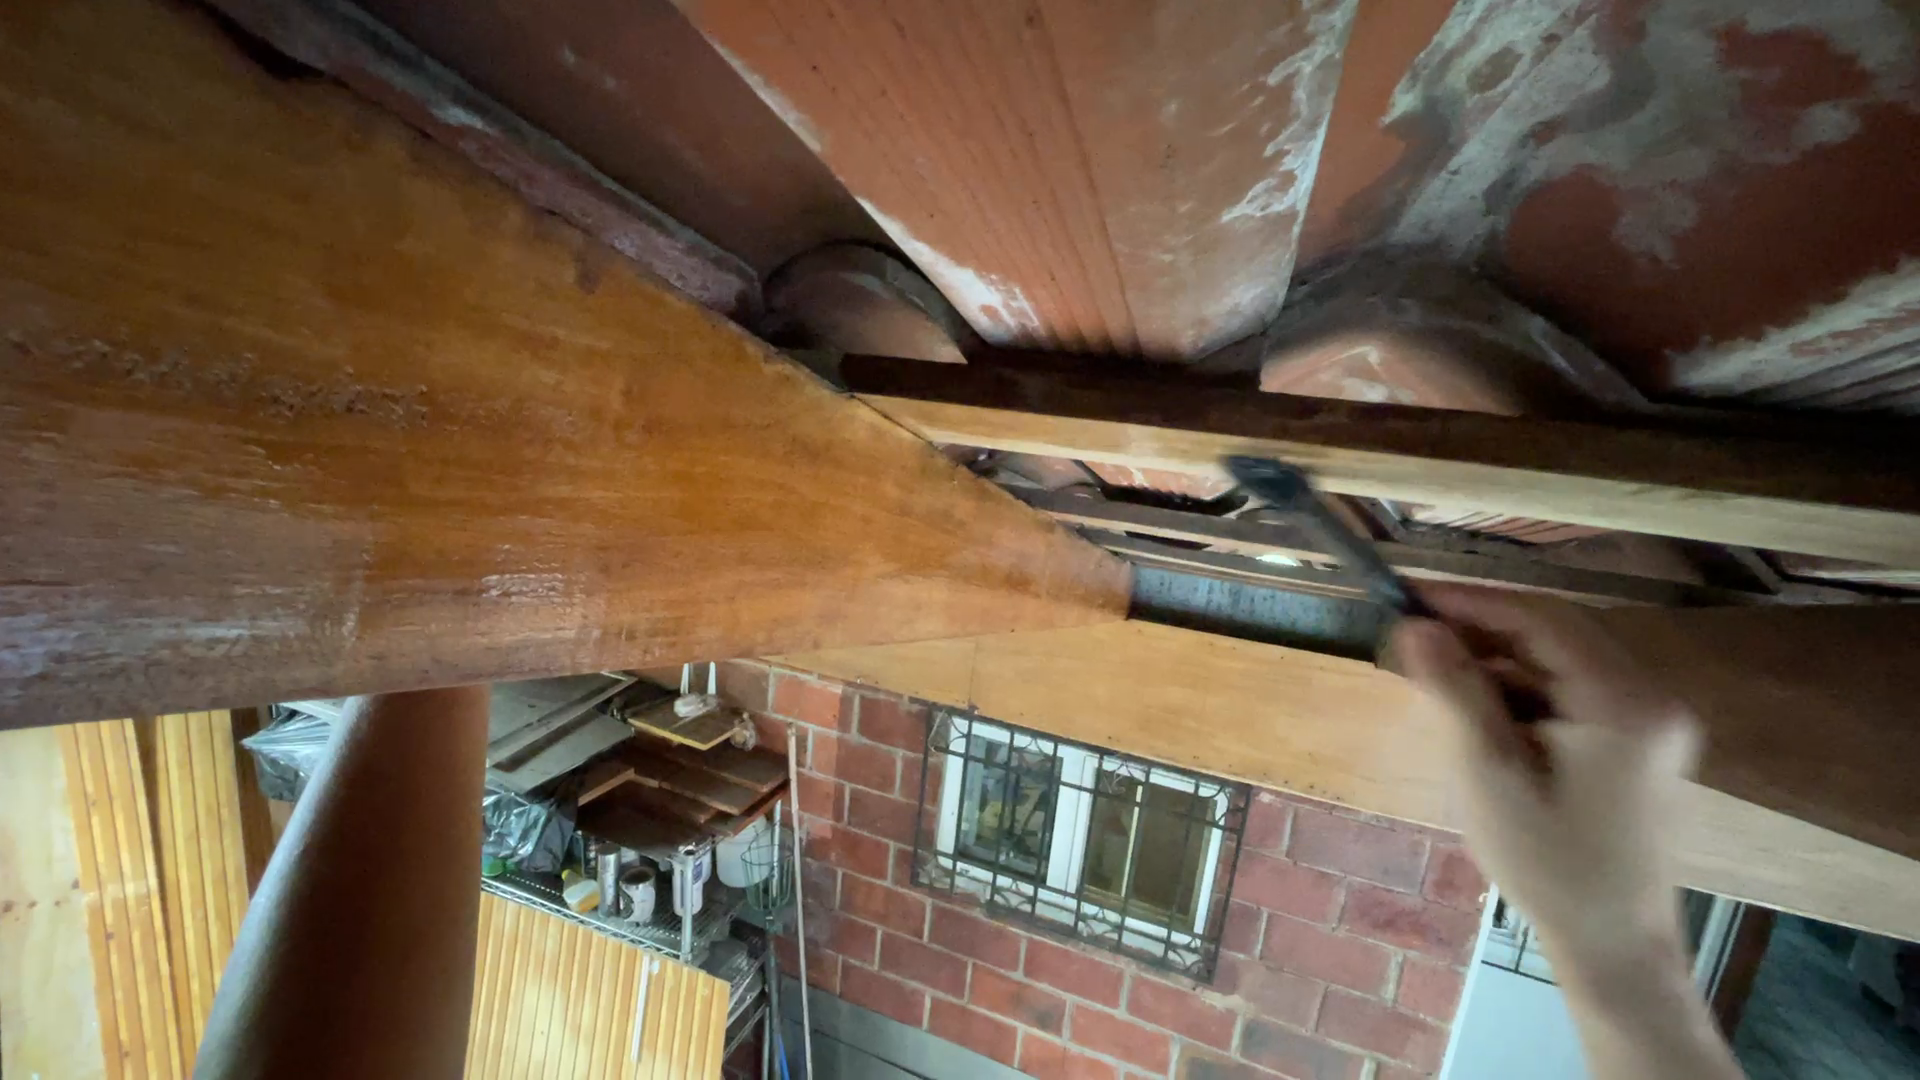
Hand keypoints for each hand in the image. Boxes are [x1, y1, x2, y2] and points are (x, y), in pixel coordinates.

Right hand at [1388, 587, 1700, 977]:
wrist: (1611, 939)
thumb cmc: (1546, 859)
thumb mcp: (1489, 771)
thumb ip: (1455, 690)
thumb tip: (1413, 624)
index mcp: (1624, 702)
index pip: (1541, 619)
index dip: (1470, 600)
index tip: (1407, 596)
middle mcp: (1648, 697)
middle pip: (1552, 631)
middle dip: (1477, 625)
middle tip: (1409, 631)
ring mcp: (1645, 717)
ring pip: (1554, 656)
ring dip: (1492, 655)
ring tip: (1429, 668)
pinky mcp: (1631, 737)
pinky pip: (1564, 686)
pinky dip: (1513, 684)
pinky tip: (1472, 703)